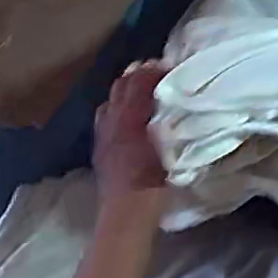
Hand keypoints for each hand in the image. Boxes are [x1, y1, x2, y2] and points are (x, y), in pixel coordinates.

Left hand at [93, 62, 167, 199]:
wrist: (127, 211)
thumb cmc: (156, 178)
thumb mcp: (171, 144)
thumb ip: (172, 118)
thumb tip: (178, 98)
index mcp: (131, 116)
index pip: (140, 81)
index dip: (155, 70)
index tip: (172, 65)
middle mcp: (113, 119)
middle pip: (122, 85)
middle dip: (139, 73)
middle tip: (159, 71)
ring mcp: (103, 132)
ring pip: (111, 98)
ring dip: (126, 88)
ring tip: (142, 87)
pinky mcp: (100, 146)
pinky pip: (105, 115)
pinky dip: (116, 106)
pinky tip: (125, 112)